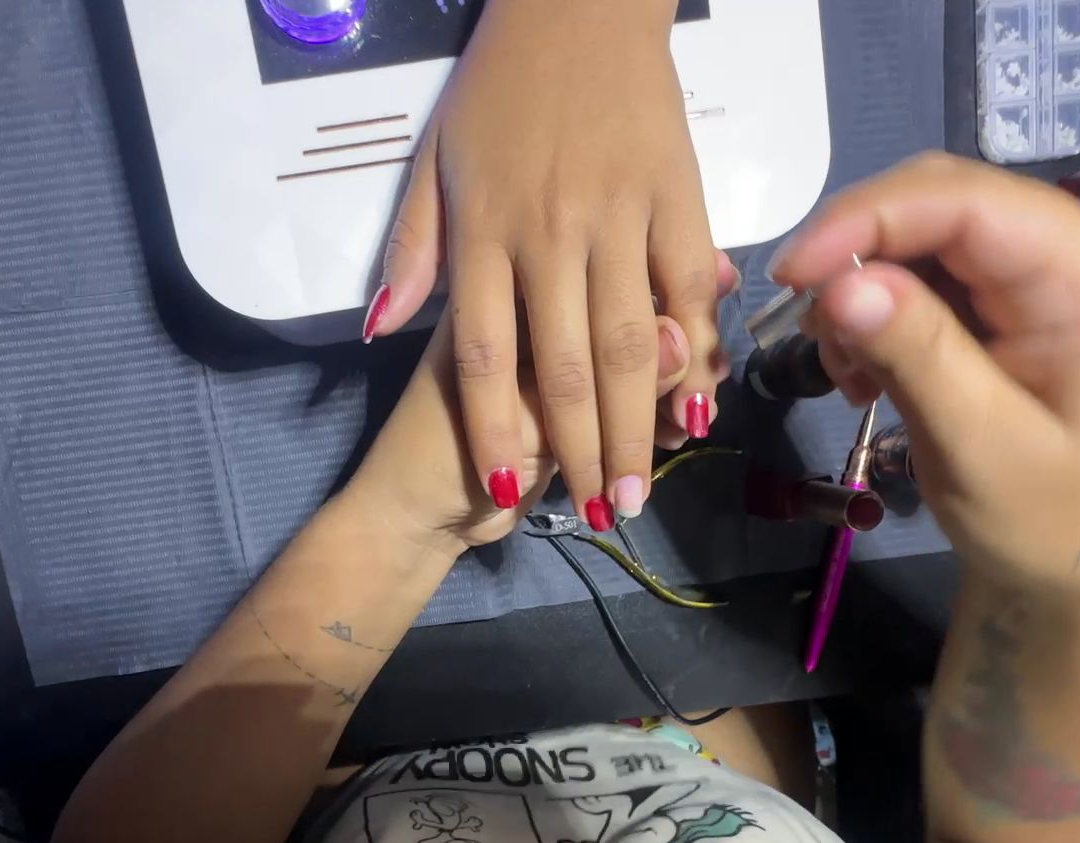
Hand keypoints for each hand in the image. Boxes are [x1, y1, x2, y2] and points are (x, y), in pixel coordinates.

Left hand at [365, 0, 726, 528]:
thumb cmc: (497, 90)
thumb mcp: (433, 165)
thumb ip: (411, 252)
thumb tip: (379, 330)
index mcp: (484, 234)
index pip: (483, 356)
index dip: (494, 430)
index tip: (509, 492)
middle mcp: (549, 235)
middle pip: (565, 368)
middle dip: (584, 452)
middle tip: (604, 515)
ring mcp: (618, 217)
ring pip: (630, 343)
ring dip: (637, 425)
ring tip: (642, 487)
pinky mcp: (677, 198)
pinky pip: (687, 289)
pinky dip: (697, 352)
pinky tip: (700, 407)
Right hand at [769, 154, 1079, 601]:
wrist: (1072, 570)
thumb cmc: (1045, 521)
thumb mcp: (978, 447)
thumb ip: (918, 356)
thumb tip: (837, 287)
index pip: (972, 204)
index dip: (870, 219)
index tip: (790, 274)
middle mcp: (1067, 258)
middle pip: (941, 206)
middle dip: (856, 254)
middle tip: (803, 324)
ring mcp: (1031, 283)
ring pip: (917, 243)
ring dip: (858, 296)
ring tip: (847, 375)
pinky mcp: (998, 311)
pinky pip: (916, 285)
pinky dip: (870, 320)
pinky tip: (864, 376)